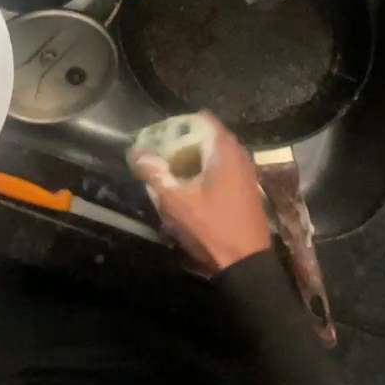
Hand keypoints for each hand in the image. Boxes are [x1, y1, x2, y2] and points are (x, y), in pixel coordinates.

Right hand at [129, 112, 269, 272]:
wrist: (247, 265)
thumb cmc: (212, 227)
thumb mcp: (177, 202)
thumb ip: (155, 174)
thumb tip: (136, 153)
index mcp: (224, 152)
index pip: (203, 120)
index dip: (180, 123)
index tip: (161, 134)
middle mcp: (240, 156)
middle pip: (210, 135)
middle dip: (186, 140)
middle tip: (163, 151)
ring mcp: (247, 173)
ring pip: (218, 153)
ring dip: (197, 156)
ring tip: (173, 168)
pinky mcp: (248, 189)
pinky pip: (225, 167)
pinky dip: (208, 169)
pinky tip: (192, 185)